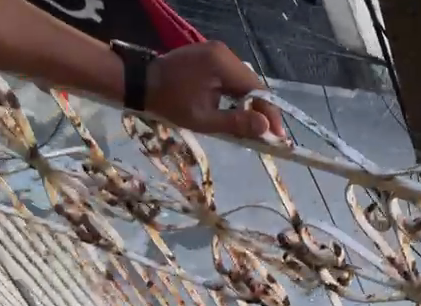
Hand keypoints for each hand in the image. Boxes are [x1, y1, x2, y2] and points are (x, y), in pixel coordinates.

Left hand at [146, 41, 287, 140]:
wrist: (142, 82)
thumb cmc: (171, 103)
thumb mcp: (205, 120)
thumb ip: (237, 124)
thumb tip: (267, 129)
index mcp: (222, 64)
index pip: (258, 91)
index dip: (271, 115)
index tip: (278, 138)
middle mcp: (223, 53)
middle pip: (255, 86)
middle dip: (263, 111)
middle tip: (268, 136)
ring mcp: (217, 52)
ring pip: (247, 83)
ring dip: (253, 105)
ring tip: (255, 127)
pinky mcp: (213, 57)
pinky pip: (236, 79)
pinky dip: (241, 96)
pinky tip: (241, 112)